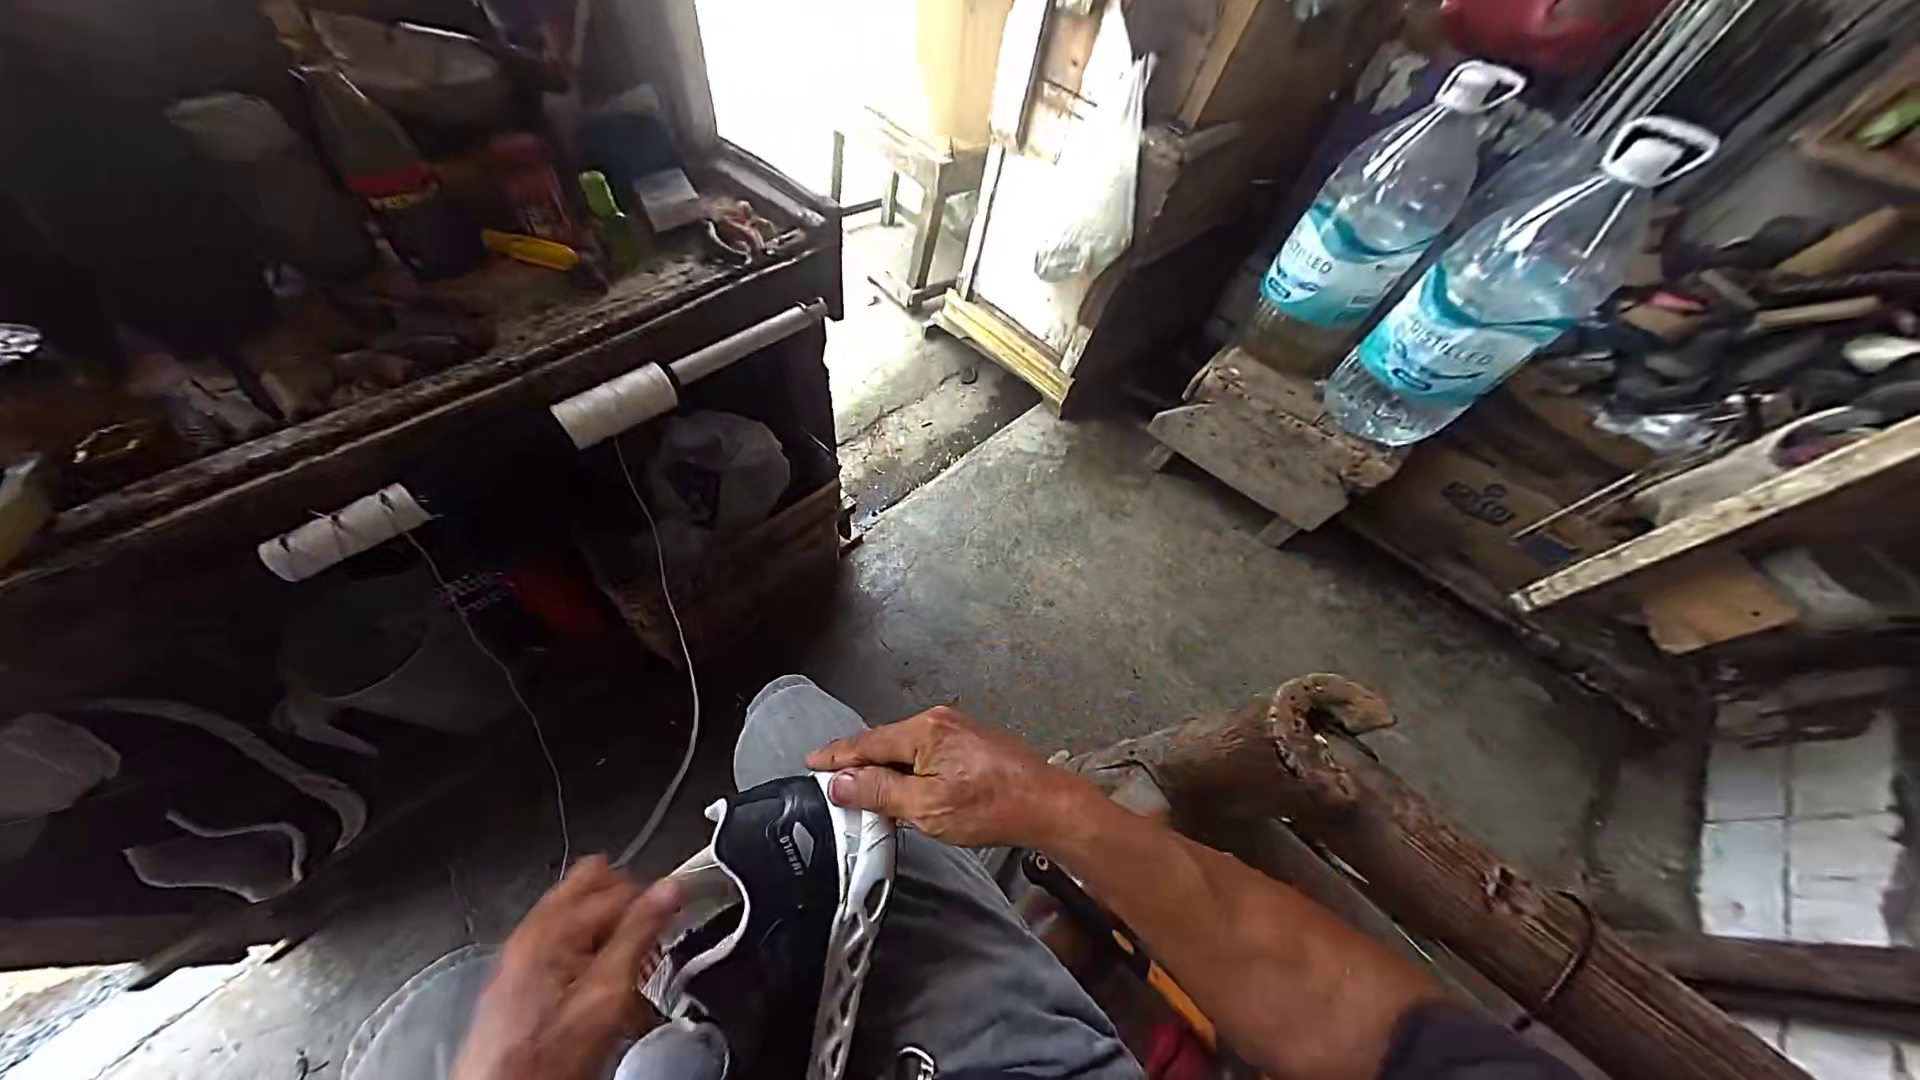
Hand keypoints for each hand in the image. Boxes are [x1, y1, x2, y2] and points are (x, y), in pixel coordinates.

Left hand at [452, 856, 682, 1079]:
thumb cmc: (546, 1062)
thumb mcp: (608, 993)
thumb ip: (641, 931)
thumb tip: (670, 888)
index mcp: (551, 927)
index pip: (622, 885)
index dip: (653, 902)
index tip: (670, 922)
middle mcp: (532, 932)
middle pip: (596, 885)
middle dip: (628, 907)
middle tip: (645, 940)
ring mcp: (522, 955)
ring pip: (583, 913)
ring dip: (611, 930)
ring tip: (625, 967)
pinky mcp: (521, 978)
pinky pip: (567, 940)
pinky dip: (590, 950)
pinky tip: (599, 983)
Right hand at [805, 706, 1099, 848]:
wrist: (1044, 802)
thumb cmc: (991, 806)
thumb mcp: (926, 806)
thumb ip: (880, 791)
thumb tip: (842, 782)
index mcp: (924, 731)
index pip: (867, 742)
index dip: (837, 755)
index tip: (814, 760)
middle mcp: (938, 720)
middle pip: (885, 741)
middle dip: (859, 760)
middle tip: (833, 778)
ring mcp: (956, 727)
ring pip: (906, 746)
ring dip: (885, 765)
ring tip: (864, 785)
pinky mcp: (968, 739)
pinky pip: (925, 748)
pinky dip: (907, 764)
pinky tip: (905, 781)